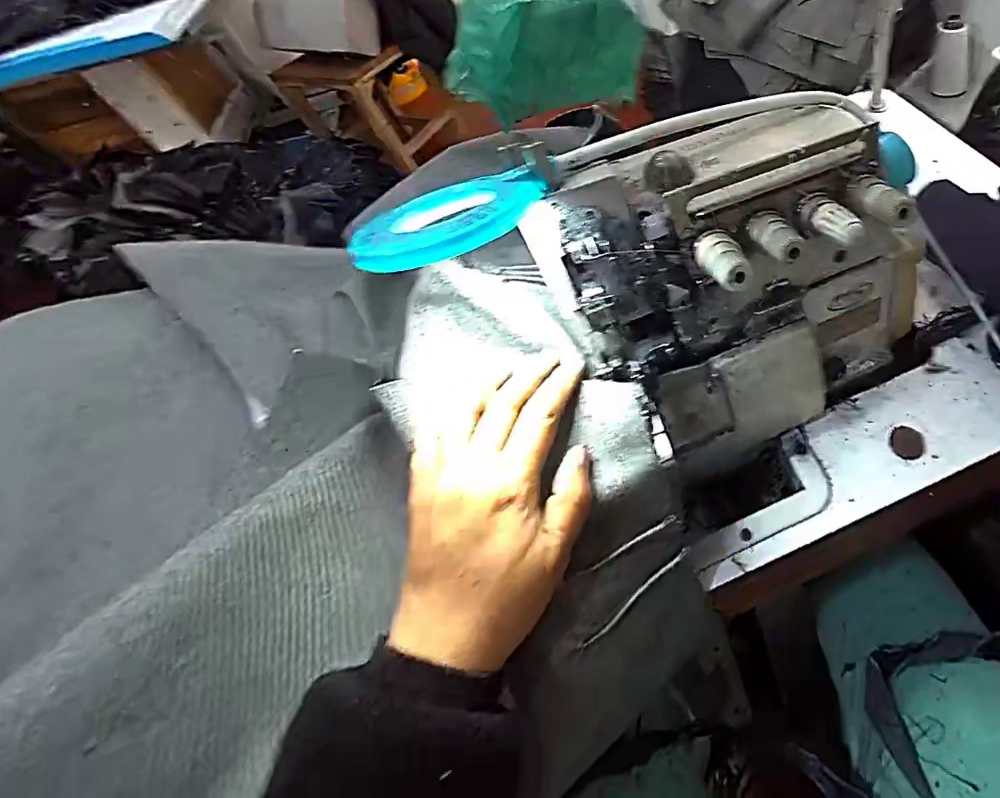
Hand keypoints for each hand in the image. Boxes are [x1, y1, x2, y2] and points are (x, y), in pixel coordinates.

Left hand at [387, 357, 591, 672]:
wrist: (441, 641)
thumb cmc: (509, 597)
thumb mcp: (557, 551)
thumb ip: (572, 495)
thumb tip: (580, 451)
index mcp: (508, 483)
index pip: (538, 418)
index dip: (559, 387)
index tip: (575, 367)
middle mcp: (469, 470)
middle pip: (501, 406)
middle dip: (529, 376)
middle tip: (550, 359)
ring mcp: (438, 477)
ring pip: (460, 413)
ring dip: (487, 385)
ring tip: (509, 370)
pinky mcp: (419, 490)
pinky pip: (430, 437)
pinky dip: (447, 411)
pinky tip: (460, 404)